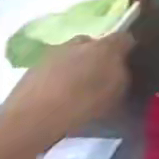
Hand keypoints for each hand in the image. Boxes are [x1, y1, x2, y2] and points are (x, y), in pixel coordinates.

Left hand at [0, 31, 134, 142]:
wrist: (30, 120)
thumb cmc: (82, 104)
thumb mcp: (117, 92)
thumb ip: (123, 74)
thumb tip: (121, 68)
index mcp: (106, 46)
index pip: (125, 38)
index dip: (128, 50)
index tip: (128, 64)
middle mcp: (80, 43)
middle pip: (94, 43)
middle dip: (98, 55)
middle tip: (99, 75)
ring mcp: (54, 53)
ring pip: (72, 54)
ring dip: (76, 65)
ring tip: (75, 88)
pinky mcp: (32, 68)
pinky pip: (53, 68)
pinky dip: (57, 77)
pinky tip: (56, 95)